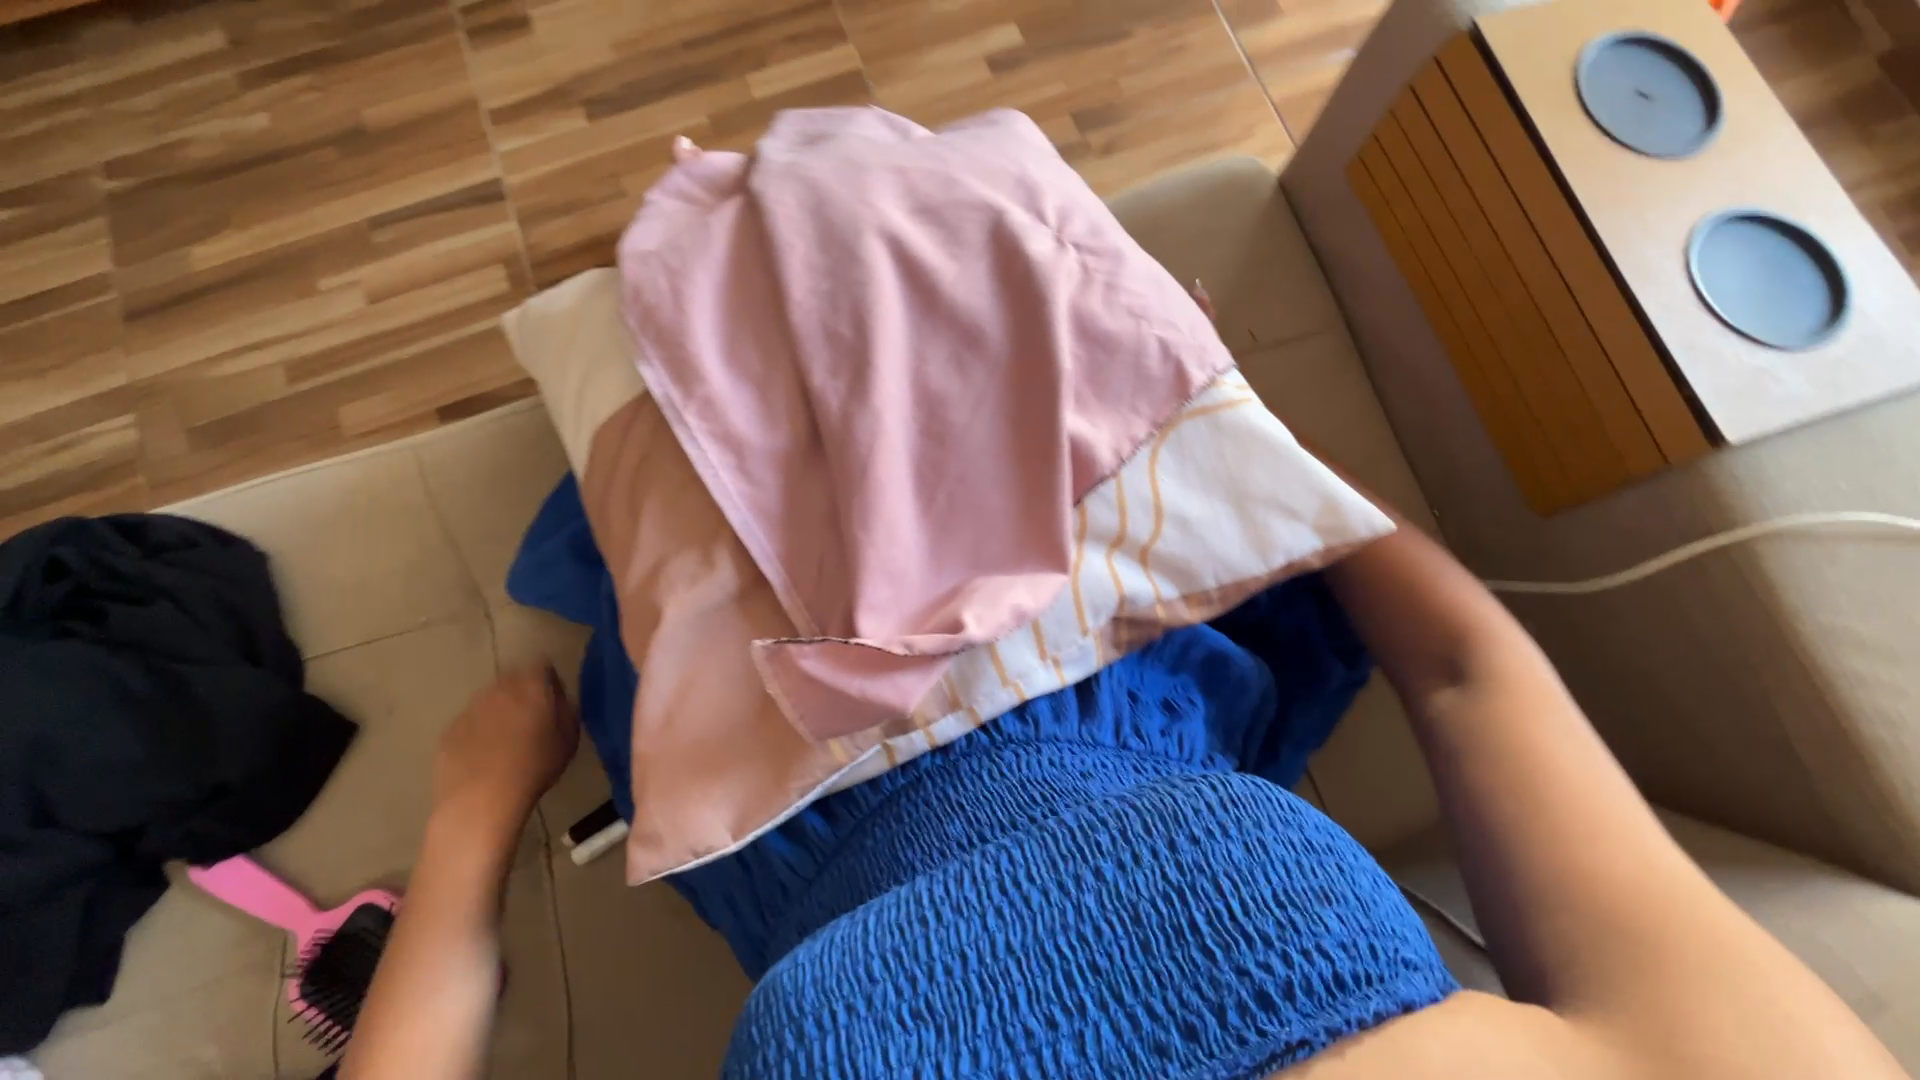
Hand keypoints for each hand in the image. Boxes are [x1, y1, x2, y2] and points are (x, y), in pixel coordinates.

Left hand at [431, 666, 578, 836]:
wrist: (481, 799)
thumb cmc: (535, 767)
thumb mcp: (569, 740)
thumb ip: (567, 711)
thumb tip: (560, 700)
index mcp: (531, 687)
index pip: (541, 664)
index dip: (549, 679)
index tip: (554, 698)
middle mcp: (498, 689)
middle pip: (513, 679)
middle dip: (523, 692)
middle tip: (532, 718)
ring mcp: (470, 709)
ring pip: (489, 699)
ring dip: (500, 710)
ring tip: (507, 738)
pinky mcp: (450, 730)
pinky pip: (470, 722)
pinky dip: (479, 730)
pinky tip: (485, 755)